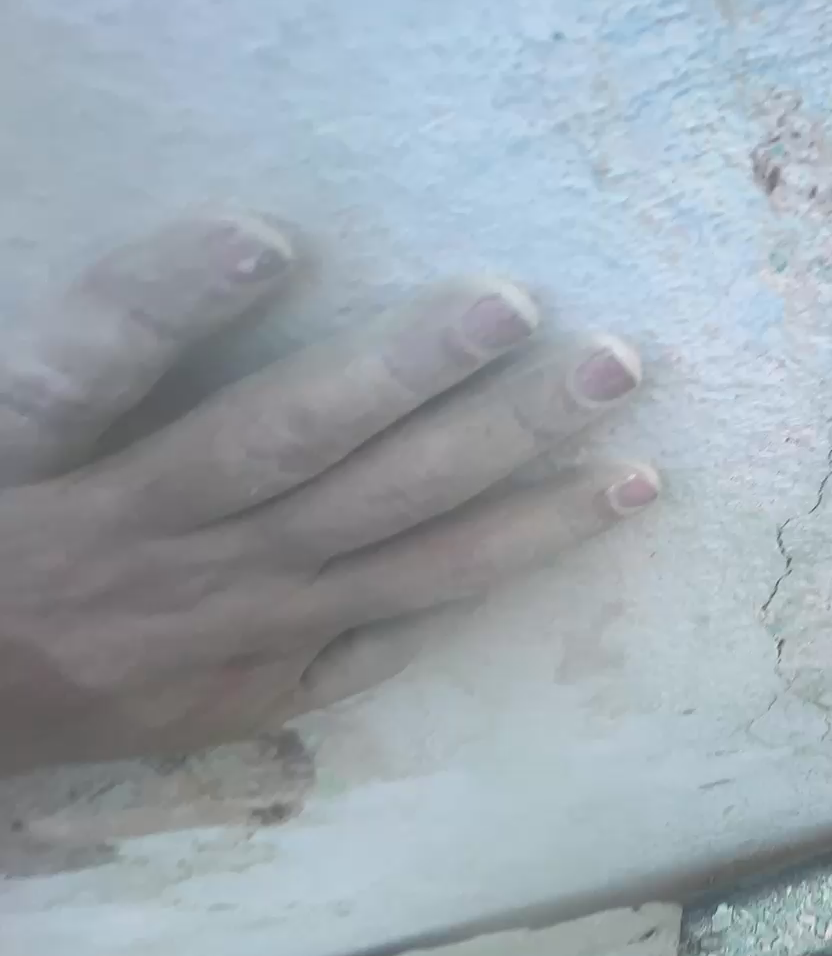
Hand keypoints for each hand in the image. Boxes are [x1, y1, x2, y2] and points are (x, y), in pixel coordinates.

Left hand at [0, 216, 658, 771]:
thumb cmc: (81, 693)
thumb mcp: (231, 711)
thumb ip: (343, 659)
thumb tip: (453, 610)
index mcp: (292, 619)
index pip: (458, 565)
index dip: (557, 523)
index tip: (645, 476)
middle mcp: (240, 562)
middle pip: (406, 487)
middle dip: (522, 427)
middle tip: (615, 365)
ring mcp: (133, 502)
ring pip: (296, 431)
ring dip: (410, 370)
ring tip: (507, 308)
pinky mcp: (13, 438)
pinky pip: (94, 366)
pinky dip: (176, 309)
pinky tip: (269, 244)